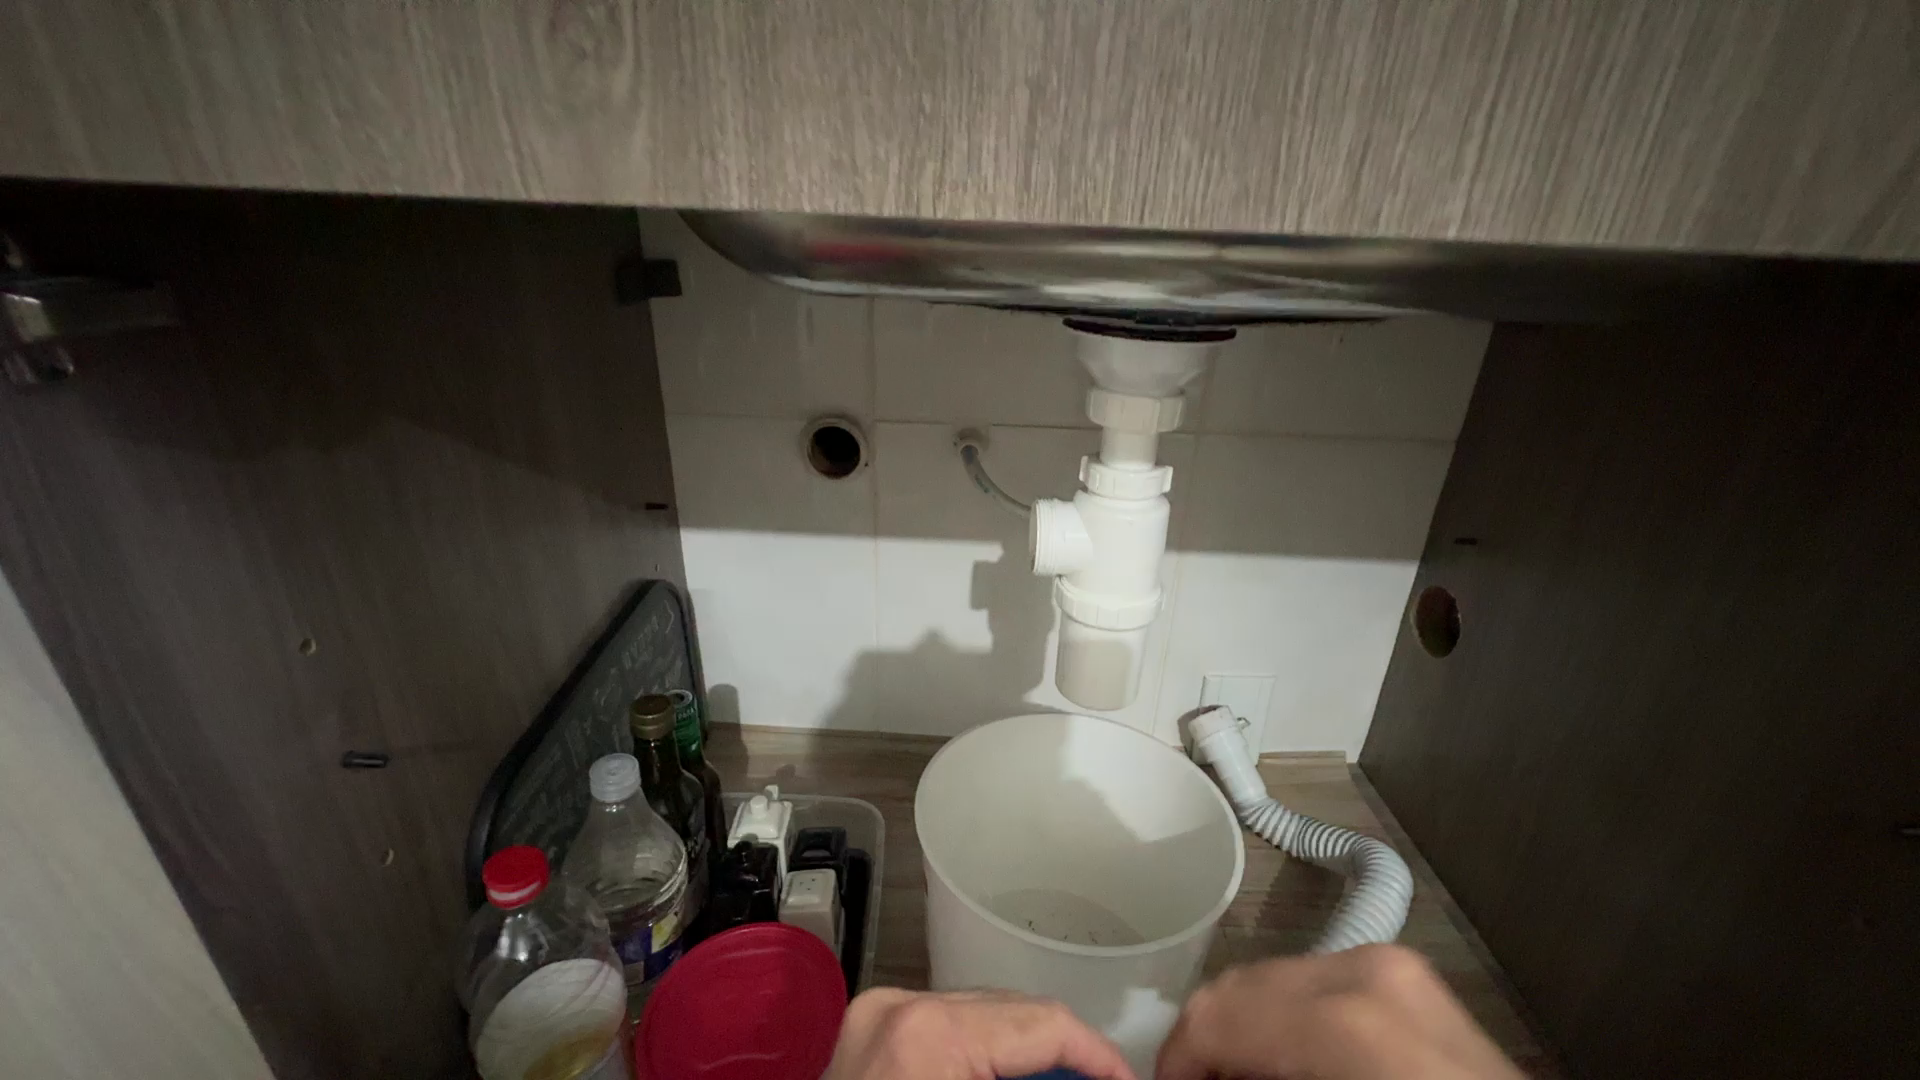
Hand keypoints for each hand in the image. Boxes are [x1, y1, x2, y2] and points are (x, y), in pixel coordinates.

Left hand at [824, 987, 1138, 1079]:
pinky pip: (946, 1025)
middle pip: (1013, 1011)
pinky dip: (982, 1054)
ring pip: (981, 1015)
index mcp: (932, 1032)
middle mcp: (901, 1004)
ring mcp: (877, 1011)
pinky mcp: (867, 1026)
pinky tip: (1004, 1079)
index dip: (1100, 1055)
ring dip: (1023, 1054)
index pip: (1043, 1021)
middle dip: (1061, 1056)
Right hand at [1156, 945, 1524, 1079]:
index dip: (1177, 1058)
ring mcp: (1390, 966)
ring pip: (1272, 979)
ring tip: (1246, 1076)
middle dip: (1210, 1043)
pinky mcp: (1405, 976)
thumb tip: (1188, 1075)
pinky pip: (1313, 984)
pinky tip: (1290, 1062)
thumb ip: (1244, 1079)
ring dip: (1246, 1031)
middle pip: (1240, 985)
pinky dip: (1285, 1022)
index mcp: (1346, 1019)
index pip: (1217, 1010)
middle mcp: (1364, 970)